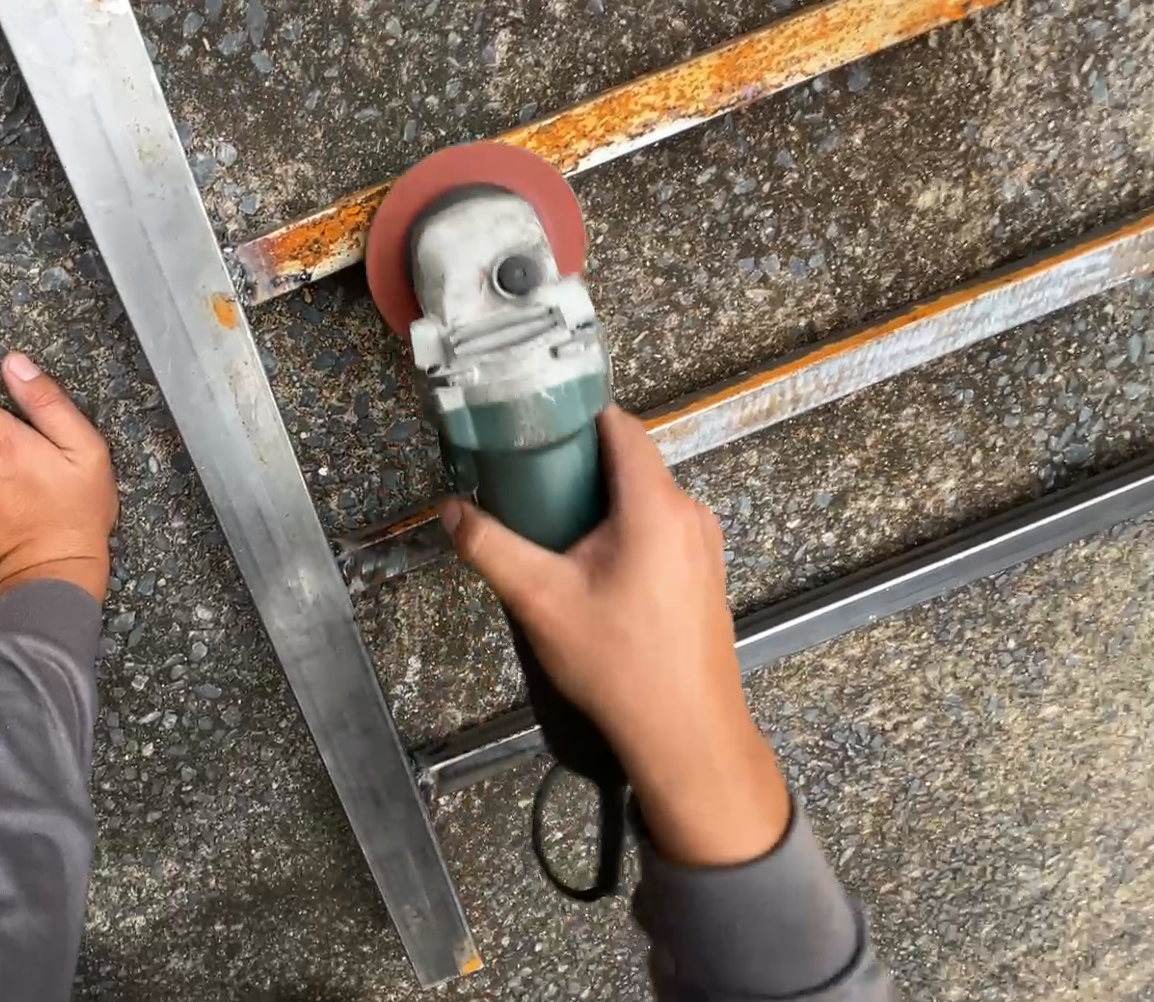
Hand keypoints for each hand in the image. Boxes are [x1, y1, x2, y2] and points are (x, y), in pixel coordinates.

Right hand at [441, 408, 788, 866]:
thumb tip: (449, 510)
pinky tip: (588, 566)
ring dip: (597, 499)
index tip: (530, 427)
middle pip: (629, 461)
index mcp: (655, 506)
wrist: (686, 738)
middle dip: (576, 463)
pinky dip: (621, 527)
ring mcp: (704, 546)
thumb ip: (488, 546)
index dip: (575, 416)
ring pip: (643, 497)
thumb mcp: (538, 598)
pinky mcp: (704, 575)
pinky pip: (658, 527)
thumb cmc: (615, 659)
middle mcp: (690, 514)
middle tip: (524, 484)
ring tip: (549, 527)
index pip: (621, 426)